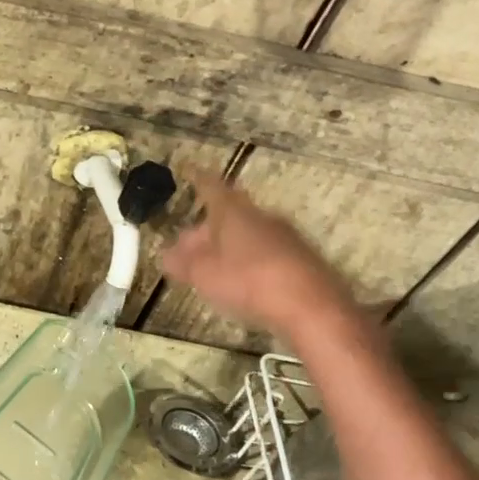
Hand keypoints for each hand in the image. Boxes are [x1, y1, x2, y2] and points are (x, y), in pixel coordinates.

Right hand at [160, 170, 353, 333]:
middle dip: (207, 227)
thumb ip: (182, 264)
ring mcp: (285, 237)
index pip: (212, 187)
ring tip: (210, 268)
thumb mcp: (203, 275)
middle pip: (230, 214)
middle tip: (188, 246)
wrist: (311, 307)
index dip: (199, 179)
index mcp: (234, 213)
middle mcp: (261, 217)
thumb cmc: (248, 282)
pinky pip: (265, 252)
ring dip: (227, 246)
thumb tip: (167, 255)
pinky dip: (247, 261)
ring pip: (248, 233)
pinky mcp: (300, 259)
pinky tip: (241, 282)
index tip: (190, 171)